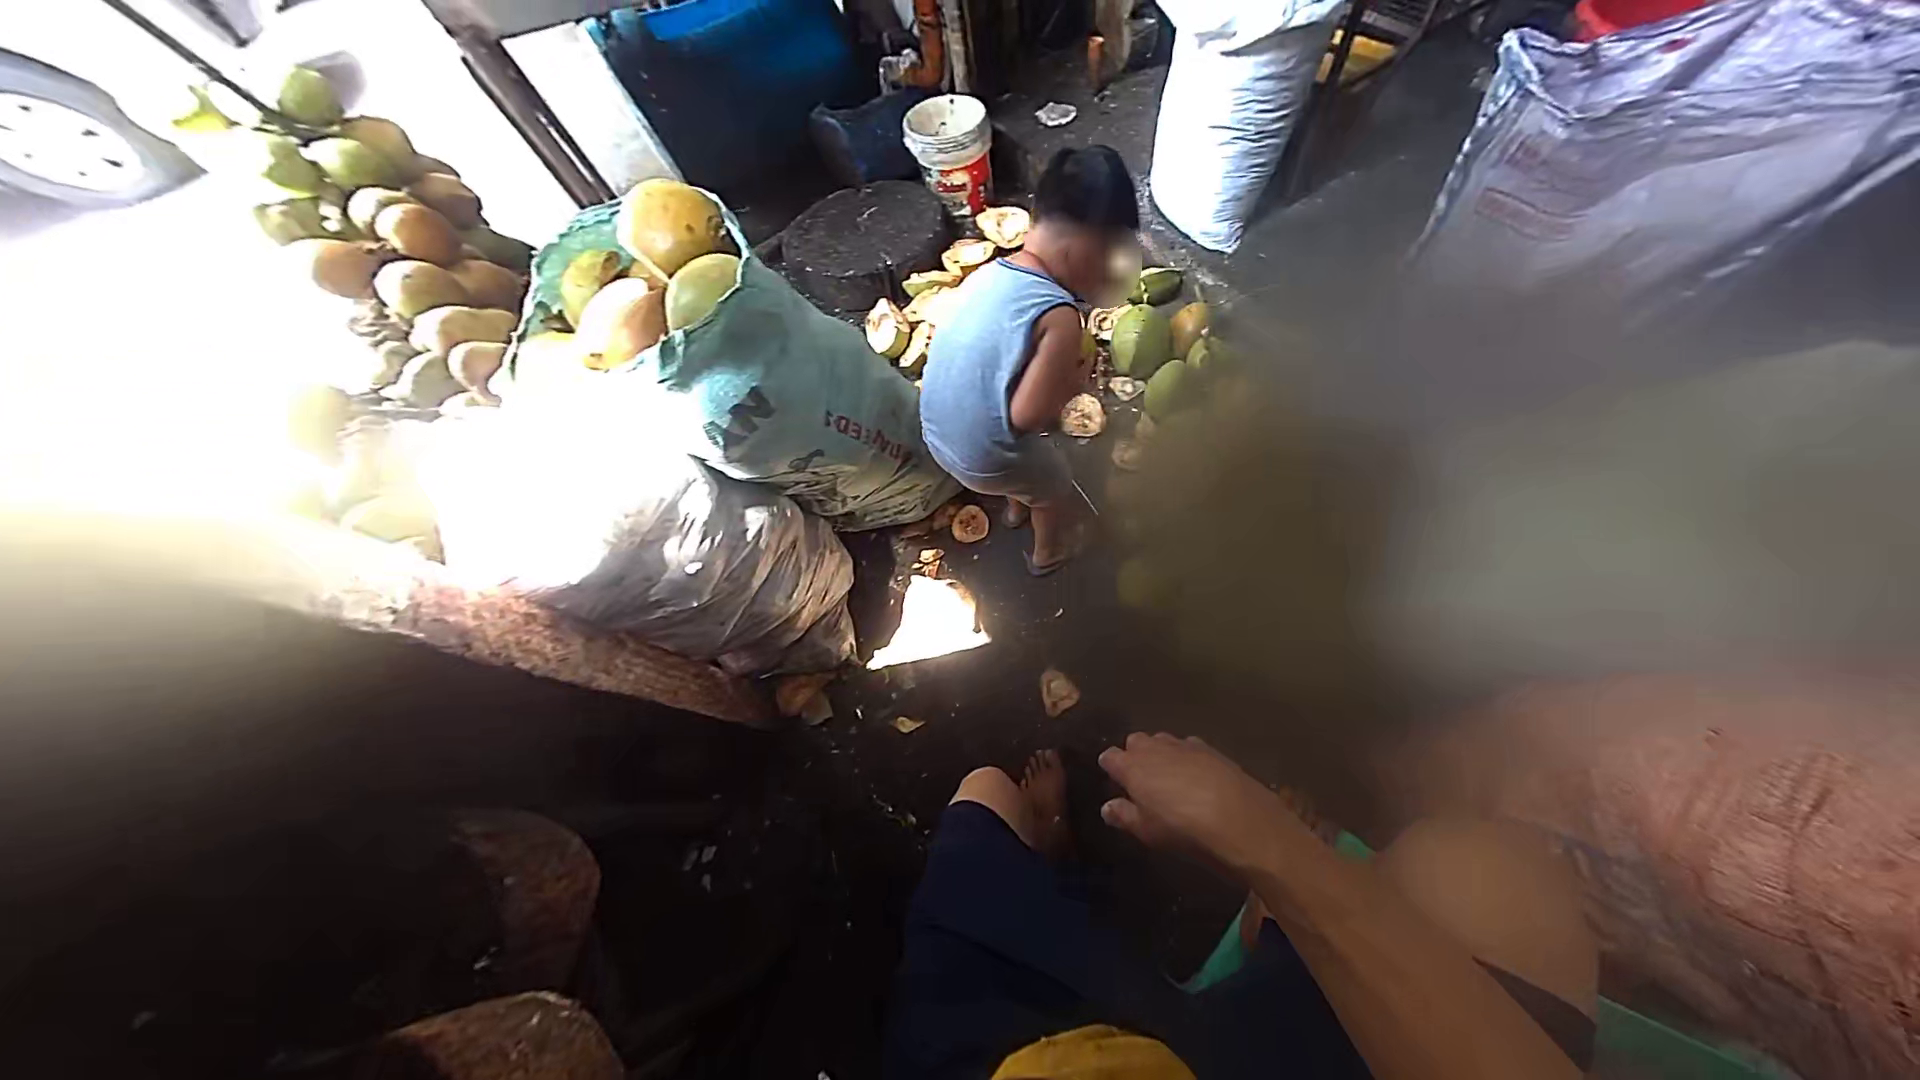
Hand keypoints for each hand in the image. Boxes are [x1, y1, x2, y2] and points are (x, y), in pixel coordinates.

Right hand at [1097, 733, 1290, 871]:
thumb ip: (1124, 816)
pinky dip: (1186, 757)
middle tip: (1143, 781)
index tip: (1114, 781)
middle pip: (1134, 742)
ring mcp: (1181, 744)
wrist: (1239, 818)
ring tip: (1170, 778)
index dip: (1110, 767)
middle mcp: (1152, 748)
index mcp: (1131, 766)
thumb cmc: (1184, 829)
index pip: (1109, 756)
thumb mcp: (1148, 832)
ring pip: (1161, 741)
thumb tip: (1107, 807)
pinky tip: (1196, 776)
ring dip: (1160, 754)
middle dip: (1134, 755)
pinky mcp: (1208, 747)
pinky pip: (1187, 746)